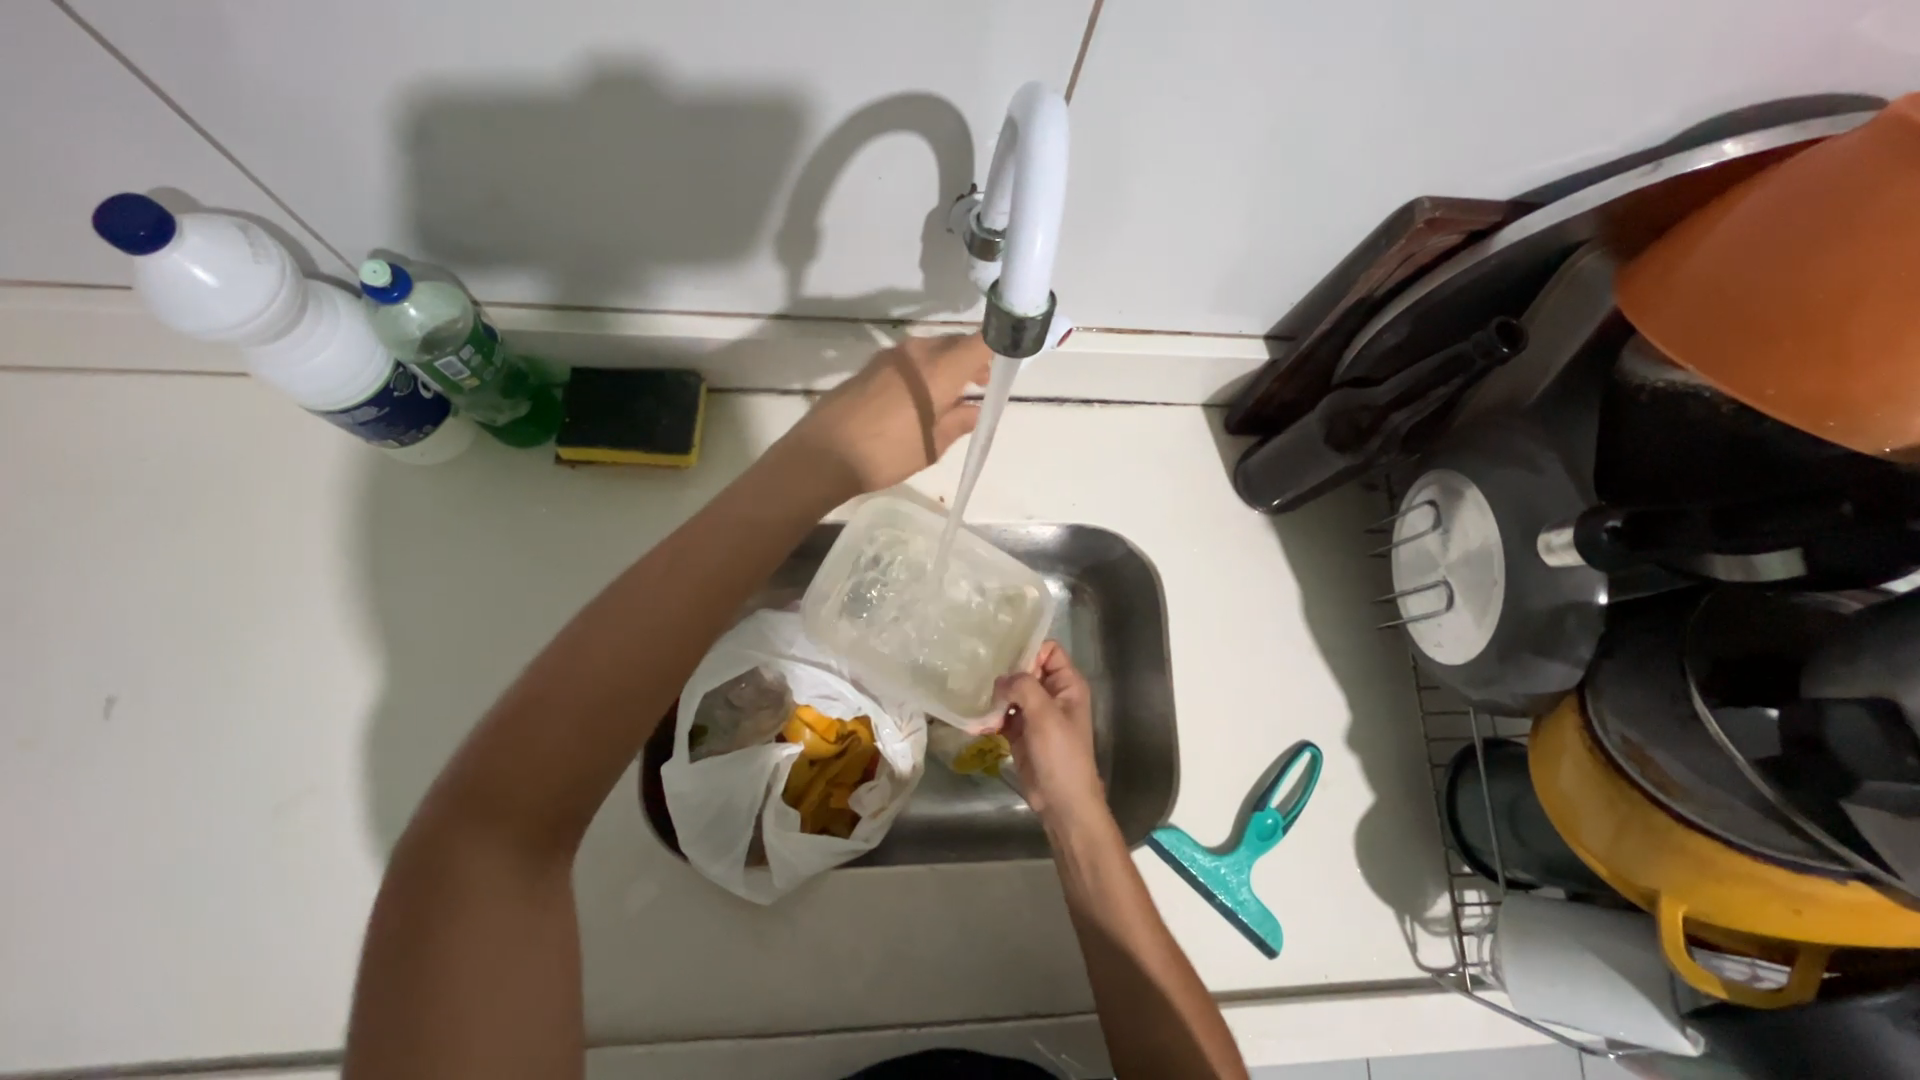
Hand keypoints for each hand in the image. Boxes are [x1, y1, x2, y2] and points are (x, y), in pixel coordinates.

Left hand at [777, 333, 992, 495]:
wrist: (823, 454)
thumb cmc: (886, 453)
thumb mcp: (932, 445)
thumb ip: (959, 422)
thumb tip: (974, 409)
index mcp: (939, 368)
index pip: (980, 343)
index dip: (999, 346)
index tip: (1010, 360)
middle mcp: (917, 352)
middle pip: (956, 344)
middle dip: (973, 360)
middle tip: (982, 385)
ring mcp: (891, 357)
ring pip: (932, 351)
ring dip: (948, 366)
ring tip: (954, 395)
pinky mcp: (871, 366)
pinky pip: (911, 361)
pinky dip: (925, 372)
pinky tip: (922, 398)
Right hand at [997, 642, 1103, 820]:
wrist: (1062, 800)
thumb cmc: (1060, 753)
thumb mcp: (1045, 714)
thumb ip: (1024, 686)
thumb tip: (1002, 679)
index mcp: (1067, 684)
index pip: (1049, 651)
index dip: (1029, 652)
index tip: (1007, 662)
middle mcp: (1052, 694)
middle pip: (1026, 670)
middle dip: (1006, 676)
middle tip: (984, 682)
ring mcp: (1036, 714)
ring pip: (1011, 693)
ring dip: (995, 699)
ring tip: (980, 707)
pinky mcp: (1021, 732)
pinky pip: (1002, 715)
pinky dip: (991, 718)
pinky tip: (977, 724)